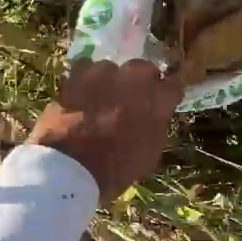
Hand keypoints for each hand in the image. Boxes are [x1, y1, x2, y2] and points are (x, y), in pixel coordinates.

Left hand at [28, 60, 182, 199]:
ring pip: (112, 67)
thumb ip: (157, 125)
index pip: (173, 85)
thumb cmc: (114, 171)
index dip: (165, 94)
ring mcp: (104, 75)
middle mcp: (134, 81)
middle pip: (144, 68)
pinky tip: (81, 94)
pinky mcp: (77, 76)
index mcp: (156, 101)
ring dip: (109, 80)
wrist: (68, 172)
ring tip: (101, 97)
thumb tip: (156, 113)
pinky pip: (84, 69)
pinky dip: (84, 80)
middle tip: (131, 97)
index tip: (160, 102)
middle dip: (140, 80)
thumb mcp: (149, 154)